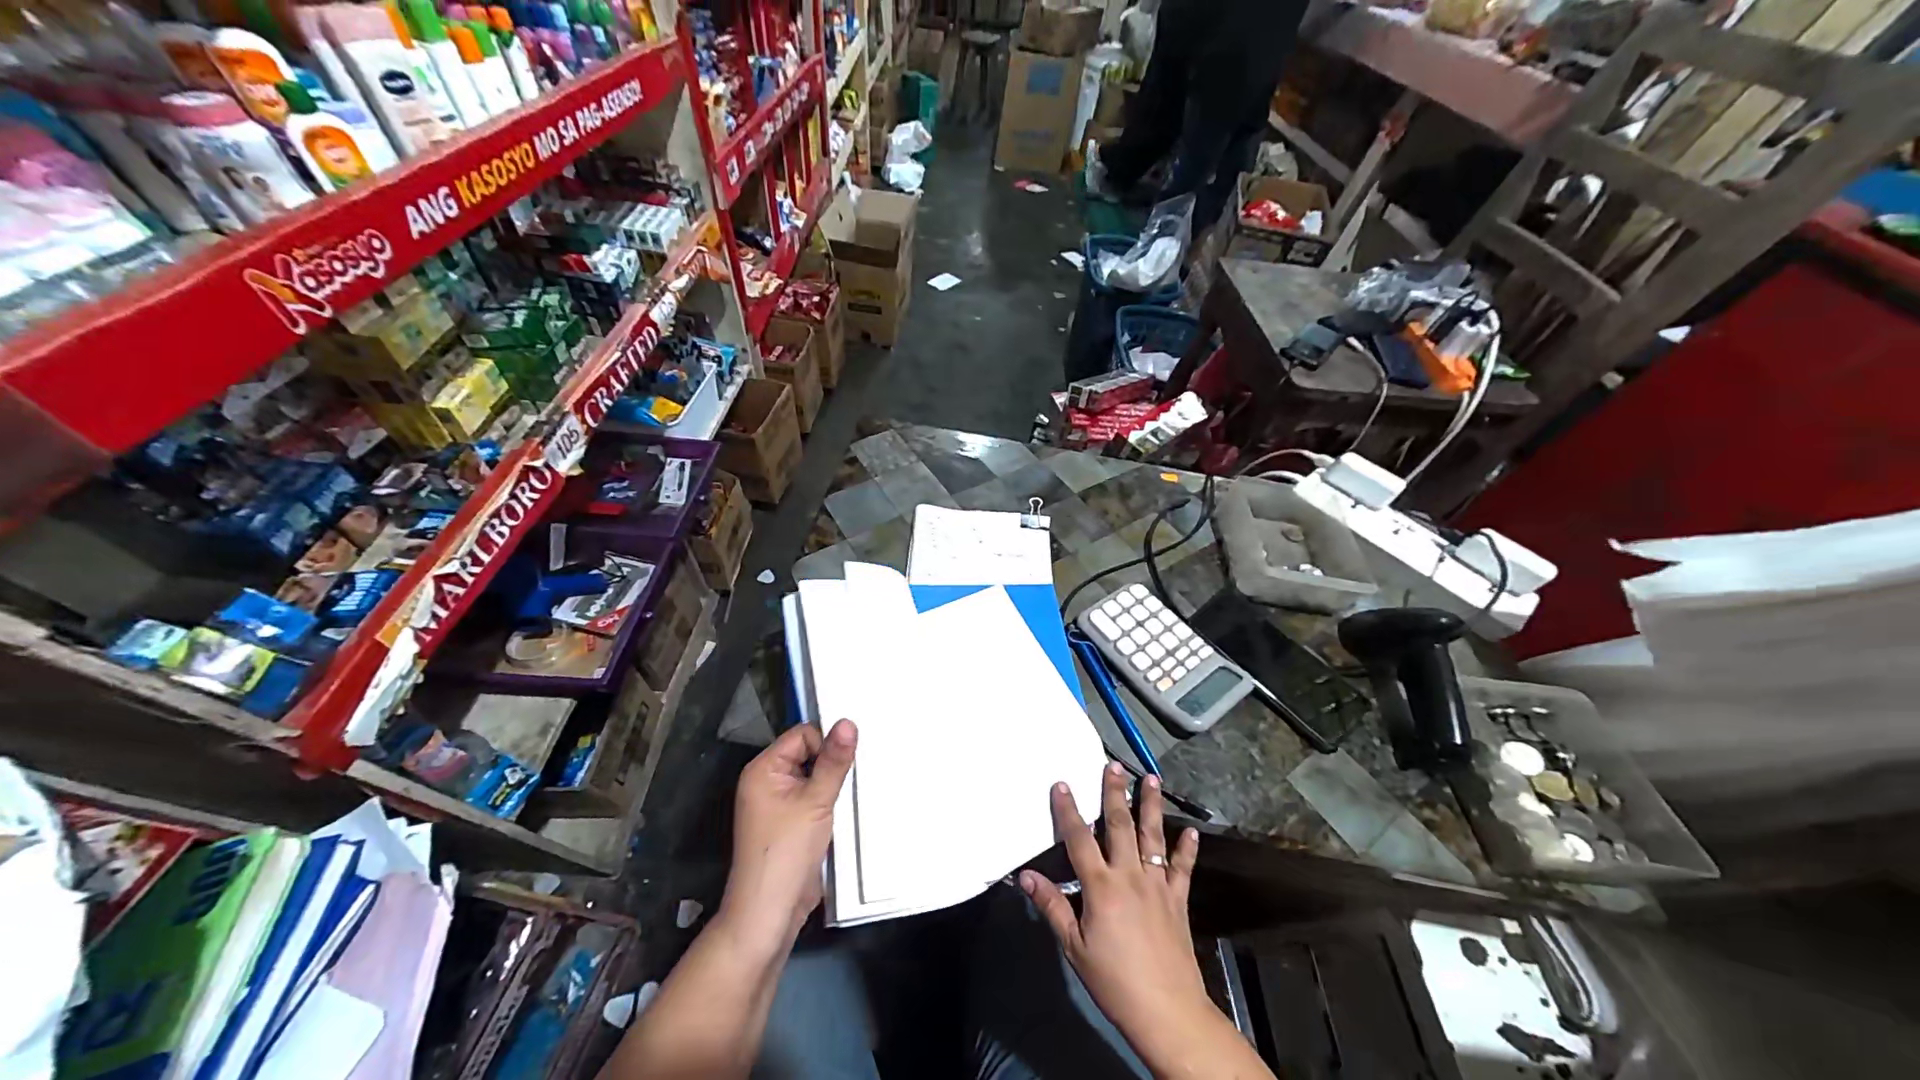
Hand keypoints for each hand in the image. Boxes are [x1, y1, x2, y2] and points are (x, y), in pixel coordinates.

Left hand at [719, 719, 855, 951]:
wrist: (770, 912)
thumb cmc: (787, 851)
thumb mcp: (816, 802)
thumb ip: (834, 761)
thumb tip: (848, 722)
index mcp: (763, 769)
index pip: (802, 735)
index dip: (826, 743)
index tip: (851, 758)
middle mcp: (768, 782)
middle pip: (809, 755)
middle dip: (833, 762)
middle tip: (862, 769)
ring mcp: (778, 805)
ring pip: (815, 779)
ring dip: (835, 784)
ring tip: (860, 788)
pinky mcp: (791, 825)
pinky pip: (815, 800)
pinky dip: (832, 802)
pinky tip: (853, 807)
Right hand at [1023, 763, 1249, 1076]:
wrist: (1166, 1010)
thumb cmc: (1113, 980)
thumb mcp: (1074, 946)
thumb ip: (1052, 907)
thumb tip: (1026, 877)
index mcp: (1101, 887)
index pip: (1079, 839)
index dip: (1068, 810)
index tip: (1062, 783)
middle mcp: (1130, 876)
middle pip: (1120, 826)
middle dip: (1115, 793)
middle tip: (1114, 765)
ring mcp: (1158, 886)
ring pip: (1153, 837)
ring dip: (1151, 806)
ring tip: (1151, 779)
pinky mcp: (1178, 900)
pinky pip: (1183, 869)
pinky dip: (1187, 849)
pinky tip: (1191, 831)